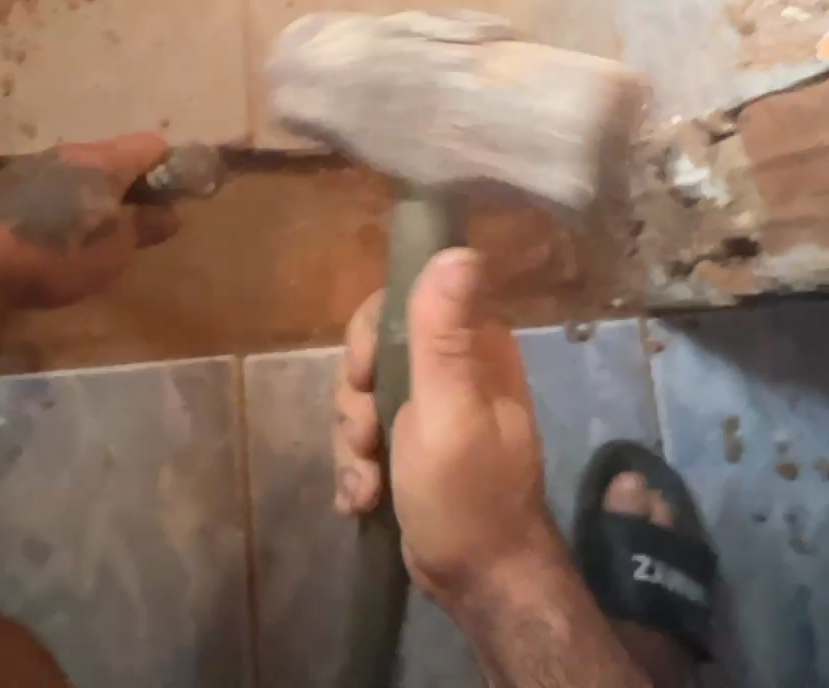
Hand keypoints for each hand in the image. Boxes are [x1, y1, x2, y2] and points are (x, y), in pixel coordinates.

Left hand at [0, 133, 180, 307]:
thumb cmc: (58, 255)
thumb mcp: (116, 250)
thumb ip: (146, 226)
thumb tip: (173, 213)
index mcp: (103, 161)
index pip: (152, 144)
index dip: (169, 168)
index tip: (170, 199)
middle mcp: (70, 152)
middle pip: (114, 155)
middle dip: (131, 183)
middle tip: (134, 221)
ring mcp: (32, 166)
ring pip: (78, 170)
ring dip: (93, 193)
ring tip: (91, 232)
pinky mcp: (3, 186)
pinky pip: (48, 185)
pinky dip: (62, 202)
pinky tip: (53, 236)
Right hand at [332, 249, 563, 607]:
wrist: (478, 581)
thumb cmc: (467, 491)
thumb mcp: (450, 408)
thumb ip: (443, 332)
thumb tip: (458, 248)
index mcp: (469, 345)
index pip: (399, 302)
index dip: (368, 338)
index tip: (365, 378)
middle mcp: (449, 367)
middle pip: (368, 353)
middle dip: (354, 404)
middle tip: (365, 441)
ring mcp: (425, 406)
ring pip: (358, 399)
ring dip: (351, 446)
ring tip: (366, 487)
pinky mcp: (406, 442)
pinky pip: (360, 436)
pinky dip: (354, 468)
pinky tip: (361, 500)